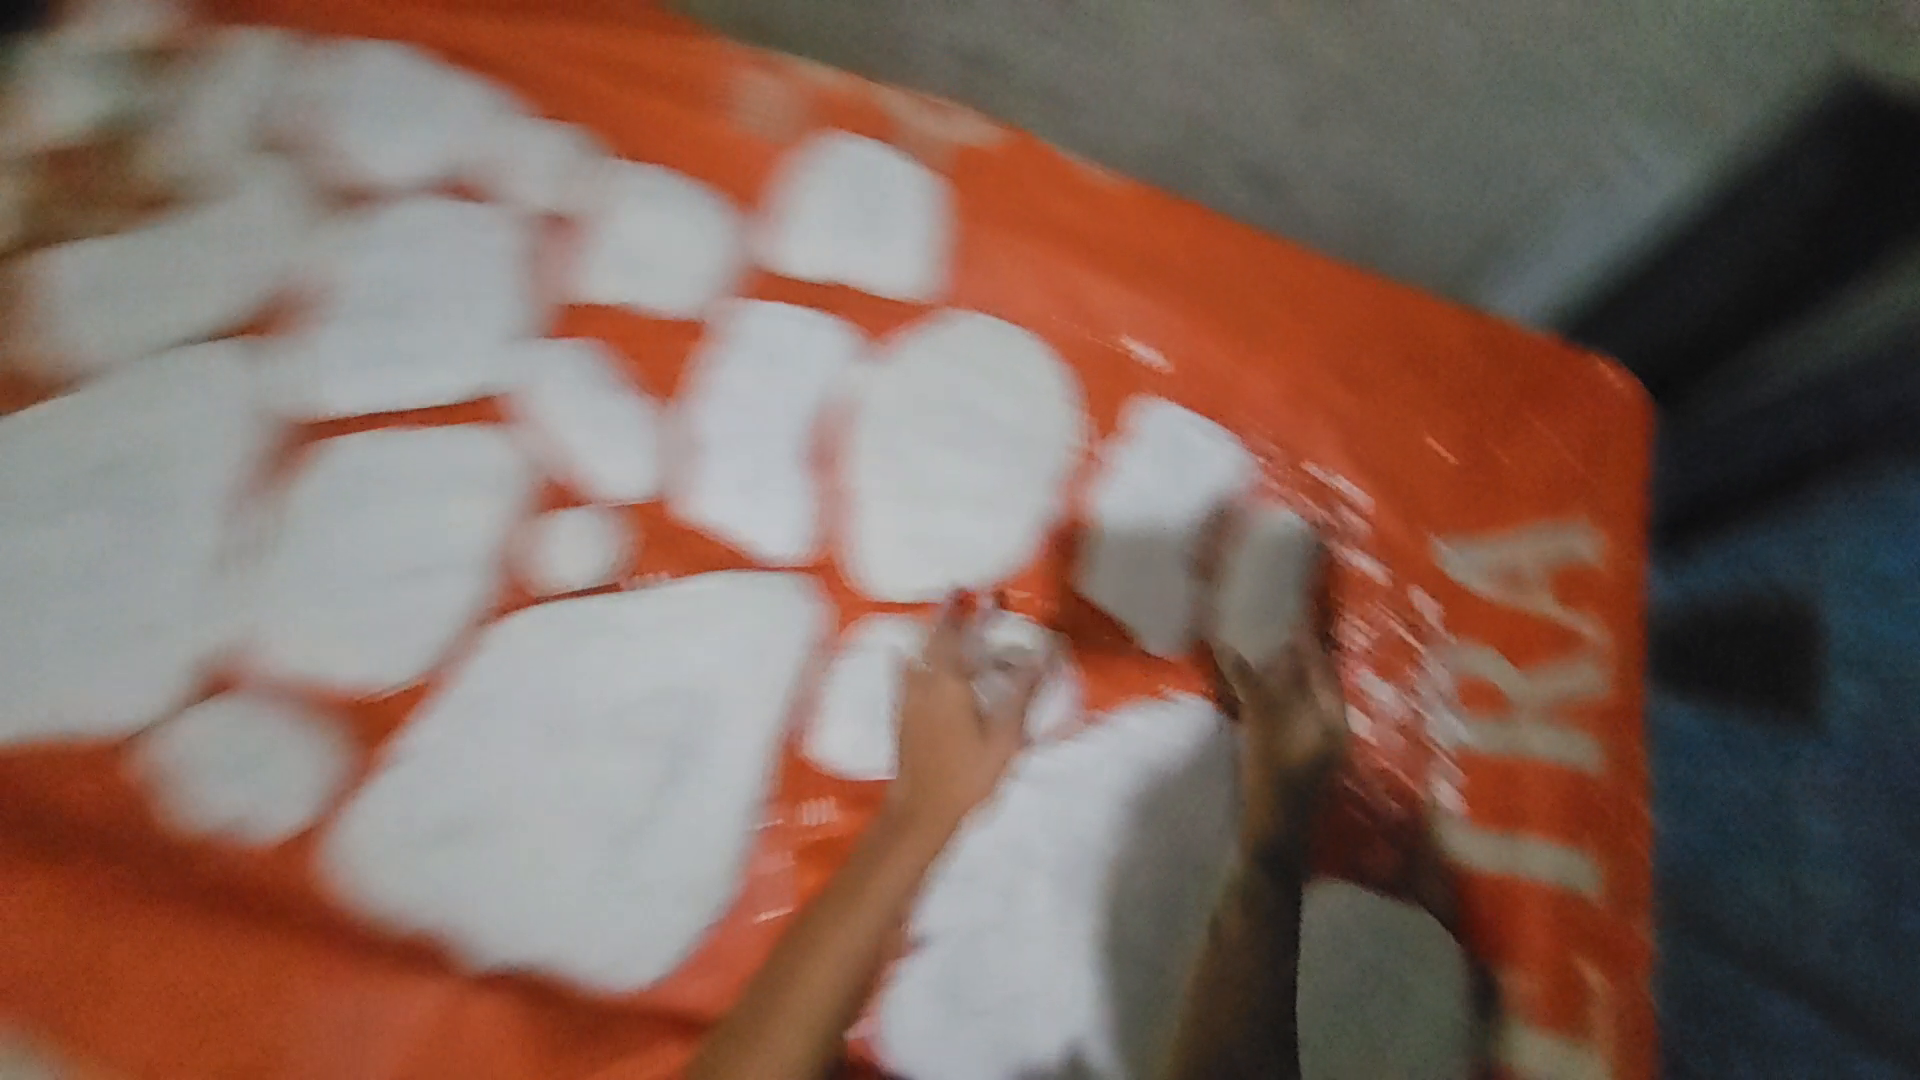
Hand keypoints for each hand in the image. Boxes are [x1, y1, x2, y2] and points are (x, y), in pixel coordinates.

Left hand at [885, 593, 1049, 840]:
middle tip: (956, 595)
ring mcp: (907, 697)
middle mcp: (923, 681)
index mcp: (949, 681)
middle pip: (934, 638)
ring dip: (929, 632)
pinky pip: (903, 672)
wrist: (921, 810)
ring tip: (940, 620)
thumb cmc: (968, 773)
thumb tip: (1045, 653)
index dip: (973, 614)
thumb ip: (1023, 691)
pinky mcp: (900, 714)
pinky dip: (910, 657)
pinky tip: (908, 659)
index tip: (981, 592)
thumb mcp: (1005, 735)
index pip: (962, 636)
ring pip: (916, 653)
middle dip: (947, 614)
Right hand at [1216, 625, 1347, 856]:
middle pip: (1314, 683)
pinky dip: (1273, 695)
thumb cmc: (1274, 782)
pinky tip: (1254, 686)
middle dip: (1295, 656)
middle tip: (1272, 625)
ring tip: (1260, 647)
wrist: (1271, 838)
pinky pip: (1287, 713)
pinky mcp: (1294, 754)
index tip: (1292, 615)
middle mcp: (1329, 729)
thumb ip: (1249, 685)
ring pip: (1300, 699)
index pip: (1323, 671)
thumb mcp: (1261, 728)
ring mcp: (1313, 744)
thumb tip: (1228, 645)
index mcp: (1333, 721)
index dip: (1308, 643)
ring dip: (1283, 675)